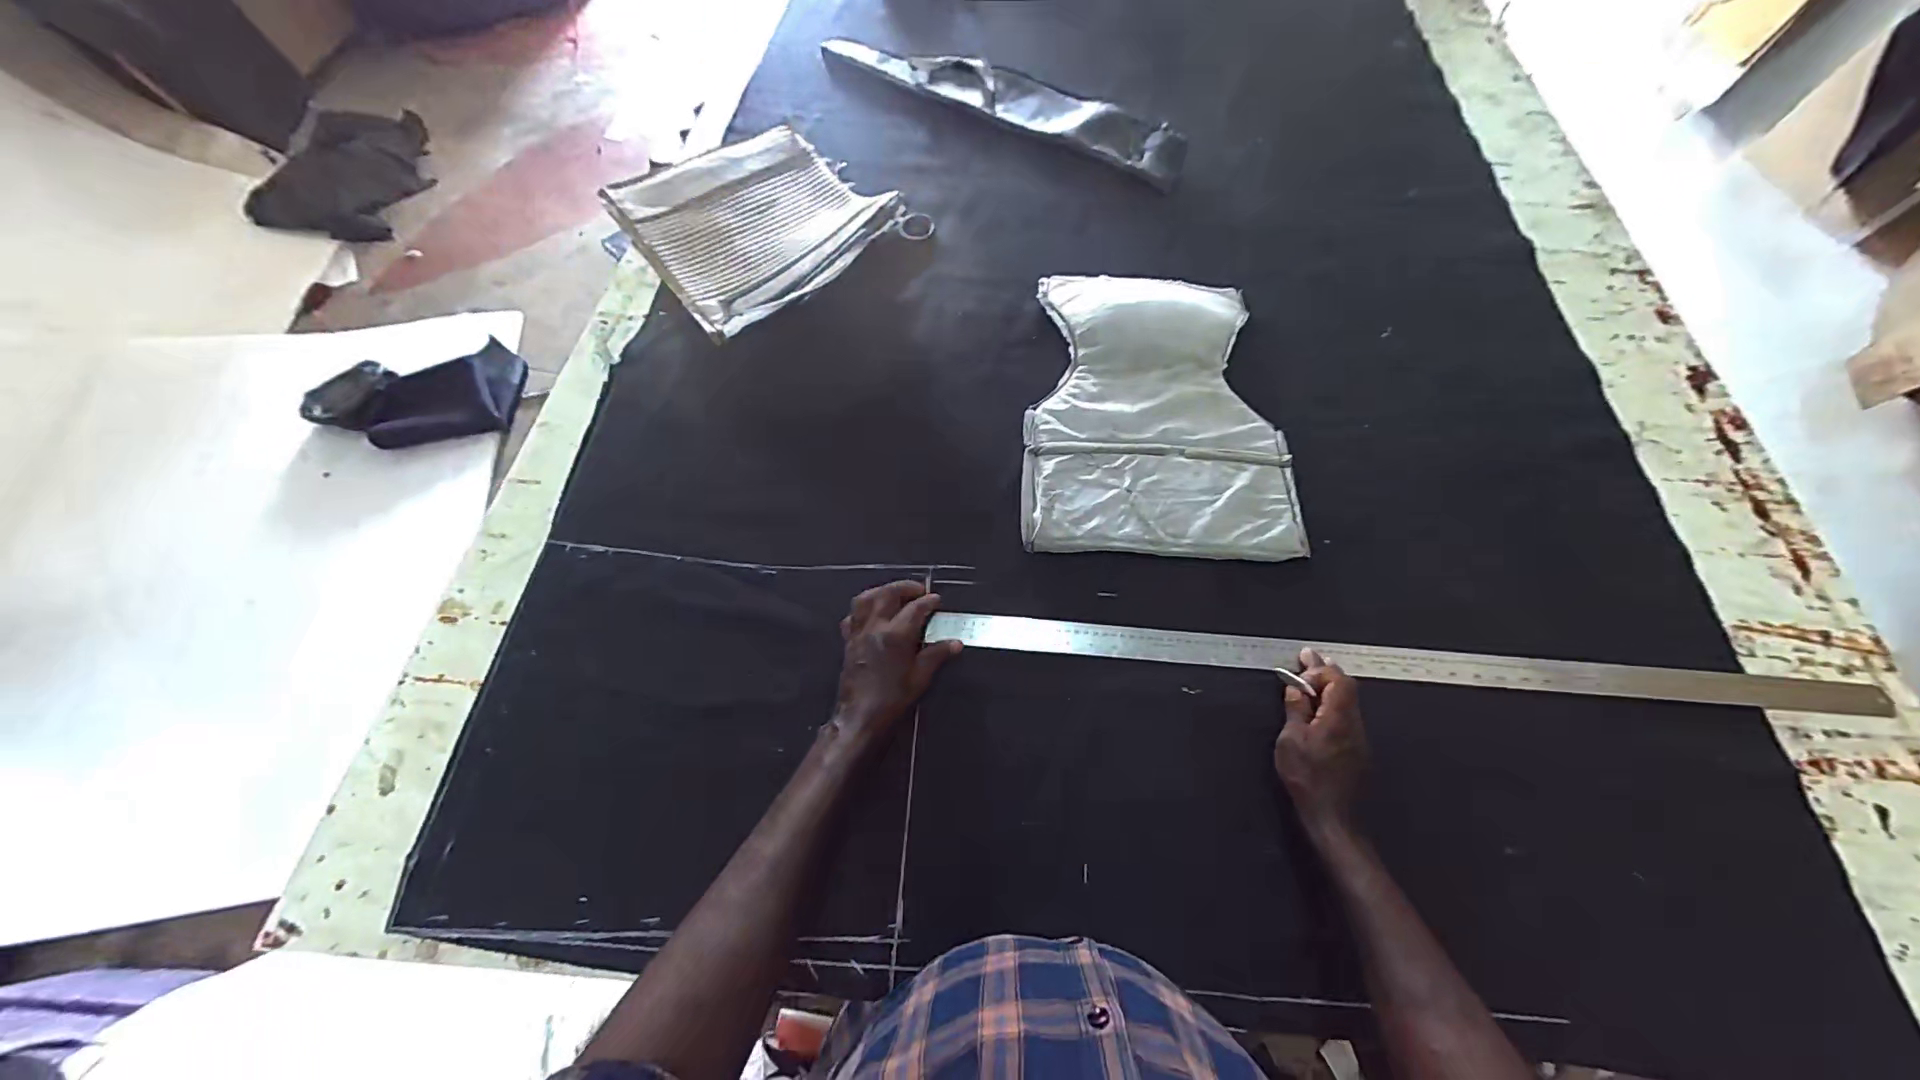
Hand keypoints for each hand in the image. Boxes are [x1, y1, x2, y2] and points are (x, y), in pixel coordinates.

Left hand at [833, 581, 961, 738]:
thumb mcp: (920, 677)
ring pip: (866, 599)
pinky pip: (853, 615)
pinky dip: (863, 609)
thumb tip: (954, 644)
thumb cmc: (892, 699)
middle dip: (905, 587)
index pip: (915, 608)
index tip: (936, 600)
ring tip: (895, 594)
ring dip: (882, 591)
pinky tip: (872, 614)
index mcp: (896, 635)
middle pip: (888, 594)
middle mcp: (875, 628)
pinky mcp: (849, 641)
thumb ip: (937, 655)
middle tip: (919, 590)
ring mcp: (859, 632)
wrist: (861, 716)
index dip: (928, 601)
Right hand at [1274, 648, 1367, 833]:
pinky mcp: (1356, 749)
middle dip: (1326, 671)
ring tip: (1313, 675)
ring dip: (1330, 685)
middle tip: (1308, 657)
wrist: (1333, 816)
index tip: (1300, 667)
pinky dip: (1333, 702)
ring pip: (1348, 701)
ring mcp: (1358, 737)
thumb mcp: (1290, 741)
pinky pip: (1346, 715)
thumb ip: (1296, 711)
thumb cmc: (1307, 777)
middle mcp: (1354, 724)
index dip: (1320, 670)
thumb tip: (1296, 689)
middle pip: (1347, 688)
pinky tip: (1320, 704)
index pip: (1337, 681)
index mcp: (1338, 718)